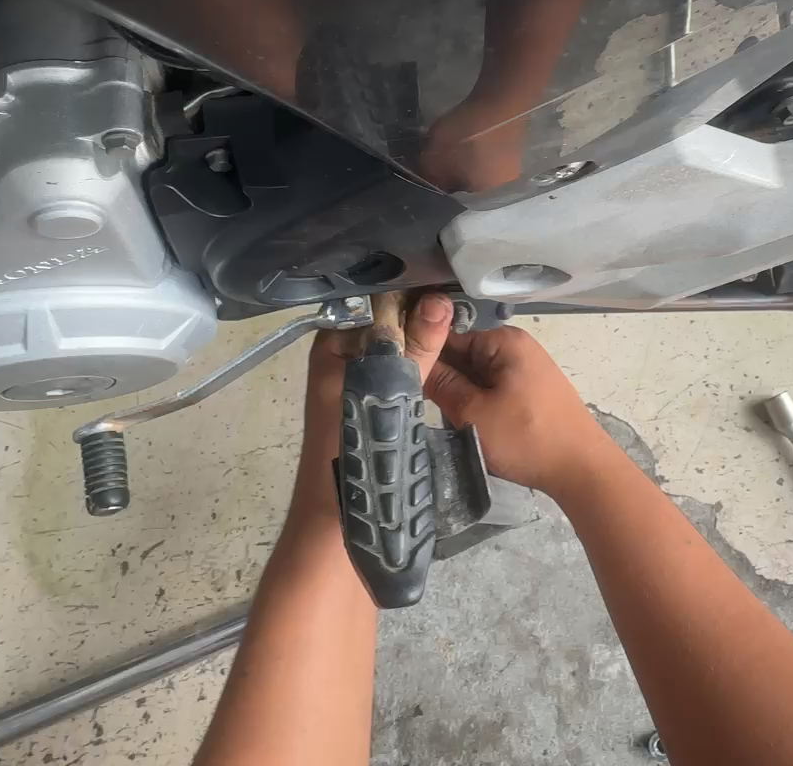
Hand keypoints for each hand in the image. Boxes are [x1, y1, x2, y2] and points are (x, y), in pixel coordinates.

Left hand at [298, 294, 454, 490]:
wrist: (342, 518)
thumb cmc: (358, 450)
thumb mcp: (391, 391)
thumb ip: (416, 346)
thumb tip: (439, 300)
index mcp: (332, 344)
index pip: (370, 299)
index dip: (406, 287)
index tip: (443, 276)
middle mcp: (342, 353)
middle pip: (385, 319)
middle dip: (419, 308)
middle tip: (460, 292)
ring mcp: (359, 375)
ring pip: (396, 343)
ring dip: (423, 332)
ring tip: (460, 311)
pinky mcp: (376, 395)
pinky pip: (400, 364)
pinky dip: (422, 356)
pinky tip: (450, 345)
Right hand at [419, 326, 612, 496]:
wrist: (582, 469)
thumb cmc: (527, 438)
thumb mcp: (474, 414)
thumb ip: (442, 385)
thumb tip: (414, 361)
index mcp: (504, 340)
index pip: (449, 339)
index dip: (426, 361)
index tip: (405, 385)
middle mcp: (516, 347)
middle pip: (464, 359)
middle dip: (448, 385)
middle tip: (432, 413)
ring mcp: (526, 369)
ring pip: (477, 379)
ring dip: (463, 401)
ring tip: (453, 424)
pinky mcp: (531, 392)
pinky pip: (494, 392)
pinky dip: (481, 408)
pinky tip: (475, 430)